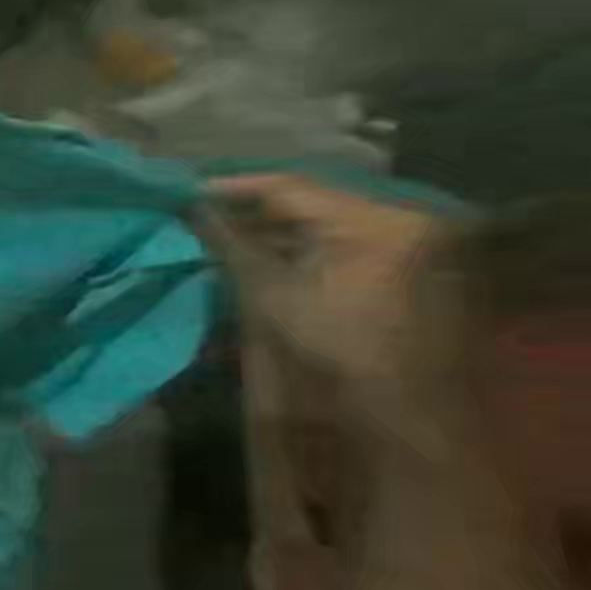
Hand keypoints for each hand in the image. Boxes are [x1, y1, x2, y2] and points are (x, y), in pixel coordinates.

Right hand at [202, 174, 456, 413]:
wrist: (401, 401)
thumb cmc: (331, 342)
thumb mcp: (269, 290)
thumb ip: (229, 243)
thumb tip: (190, 209)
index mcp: (370, 221)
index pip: (288, 187)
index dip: (232, 188)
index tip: (187, 193)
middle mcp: (395, 218)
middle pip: (307, 199)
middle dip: (249, 206)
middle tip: (200, 211)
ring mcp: (404, 239)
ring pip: (320, 217)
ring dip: (269, 225)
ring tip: (220, 231)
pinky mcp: (401, 260)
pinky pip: (336, 236)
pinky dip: (295, 240)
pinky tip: (258, 249)